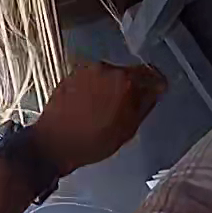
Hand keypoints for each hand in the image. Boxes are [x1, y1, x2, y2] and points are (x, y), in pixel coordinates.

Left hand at [30, 61, 165, 174]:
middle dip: (132, 85)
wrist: (53, 143)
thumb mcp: (128, 128)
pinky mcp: (70, 76)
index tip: (158, 90)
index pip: (149, 72)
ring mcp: (85, 70)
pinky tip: (92, 105)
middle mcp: (105, 68)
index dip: (156, 82)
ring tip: (109, 107)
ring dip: (112, 86)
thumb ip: (145, 104)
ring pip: (108, 75)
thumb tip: (156, 89)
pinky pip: (92, 78)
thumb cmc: (93, 140)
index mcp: (124, 80)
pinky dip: (96, 87)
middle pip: (128, 72)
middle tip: (131, 104)